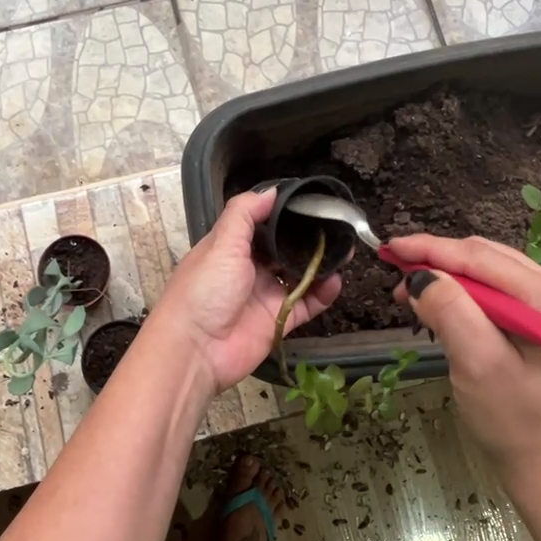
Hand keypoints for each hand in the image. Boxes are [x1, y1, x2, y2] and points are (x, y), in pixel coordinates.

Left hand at [147, 190, 341, 393]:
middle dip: (309, 239)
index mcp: (230, 246)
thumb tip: (272, 191)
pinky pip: (307, 304)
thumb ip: (244, 213)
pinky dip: (323, 294)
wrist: (195, 350)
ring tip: (345, 251)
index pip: (262, 223)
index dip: (284, 213)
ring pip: (300, 275)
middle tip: (336, 227)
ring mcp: (265, 294)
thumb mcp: (221, 243)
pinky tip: (335, 281)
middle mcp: (249, 268)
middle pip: (285, 249)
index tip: (312, 202)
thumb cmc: (203, 290)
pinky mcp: (278, 320)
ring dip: (321, 264)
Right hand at [387, 234, 540, 496]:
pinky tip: (434, 302)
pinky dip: (456, 289)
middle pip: (481, 256)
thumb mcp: (477, 364)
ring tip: (407, 291)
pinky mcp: (534, 314)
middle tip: (393, 274)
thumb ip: (451, 312)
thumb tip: (420, 275)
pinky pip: (488, 286)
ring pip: (482, 268)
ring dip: (442, 273)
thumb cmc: (513, 419)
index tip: (388, 248)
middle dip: (434, 260)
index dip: (430, 249)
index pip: (479, 258)